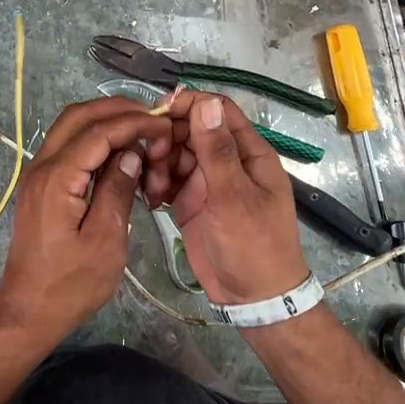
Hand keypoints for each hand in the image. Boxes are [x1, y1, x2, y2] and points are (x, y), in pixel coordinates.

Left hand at [0, 99, 171, 342]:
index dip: (133, 123)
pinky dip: (92, 138)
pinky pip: (66, 146)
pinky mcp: (40, 185)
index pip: (98, 132)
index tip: (163, 124)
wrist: (28, 307)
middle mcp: (41, 166)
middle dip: (115, 109)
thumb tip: (131, 153)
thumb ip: (117, 192)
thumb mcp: (106, 242)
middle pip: (77, 117)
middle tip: (151, 115)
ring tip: (139, 127)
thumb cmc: (71, 283)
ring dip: (102, 120)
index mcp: (58, 178)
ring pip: (69, 128)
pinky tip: (117, 152)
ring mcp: (37, 174)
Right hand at [162, 93, 310, 304]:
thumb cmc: (254, 246)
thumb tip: (205, 103)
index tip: (158, 114)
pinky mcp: (189, 200)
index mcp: (248, 153)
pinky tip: (151, 200)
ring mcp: (206, 181)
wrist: (252, 300)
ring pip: (173, 153)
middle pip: (189, 129)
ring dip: (158, 164)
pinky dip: (155, 184)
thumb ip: (217, 151)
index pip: (217, 110)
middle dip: (167, 139)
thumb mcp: (234, 197)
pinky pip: (166, 178)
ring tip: (154, 189)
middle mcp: (226, 161)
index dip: (189, 105)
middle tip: (153, 160)